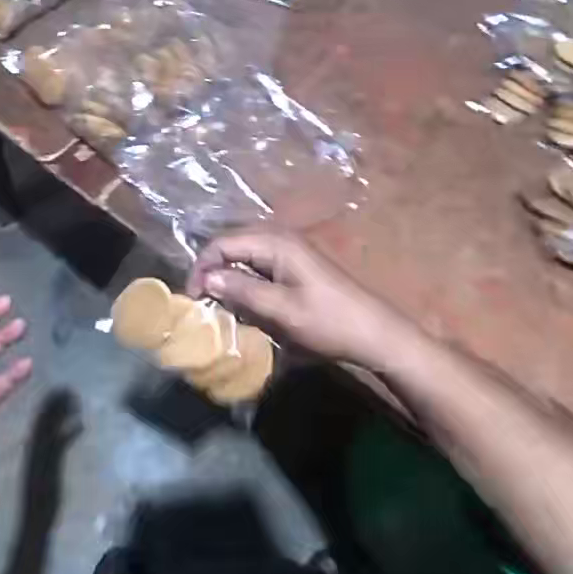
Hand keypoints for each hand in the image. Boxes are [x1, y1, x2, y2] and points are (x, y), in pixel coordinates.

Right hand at [188, 230, 421, 368]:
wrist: (377, 335)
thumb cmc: (330, 322)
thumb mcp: (281, 310)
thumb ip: (242, 291)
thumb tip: (206, 279)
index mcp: (275, 243)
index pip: (222, 244)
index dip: (202, 268)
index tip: (195, 299)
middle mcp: (279, 238)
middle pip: (230, 246)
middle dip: (212, 271)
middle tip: (204, 302)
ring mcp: (288, 250)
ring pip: (243, 256)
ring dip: (228, 278)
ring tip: (221, 305)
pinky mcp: (294, 265)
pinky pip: (257, 265)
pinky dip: (245, 282)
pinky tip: (245, 304)